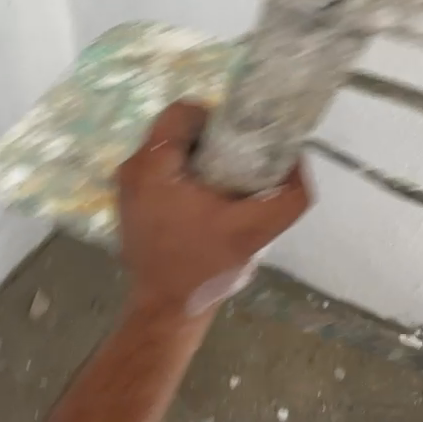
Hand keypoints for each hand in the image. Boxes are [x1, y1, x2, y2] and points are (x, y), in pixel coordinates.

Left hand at [115, 101, 310, 322]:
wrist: (167, 310)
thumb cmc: (205, 266)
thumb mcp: (256, 230)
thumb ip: (288, 195)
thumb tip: (297, 161)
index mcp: (153, 165)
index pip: (183, 111)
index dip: (215, 121)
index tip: (237, 148)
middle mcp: (132, 168)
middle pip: (175, 130)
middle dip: (209, 142)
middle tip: (235, 168)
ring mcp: (126, 187)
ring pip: (168, 151)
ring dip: (196, 160)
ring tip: (222, 187)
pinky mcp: (129, 204)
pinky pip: (159, 172)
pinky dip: (182, 178)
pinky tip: (204, 205)